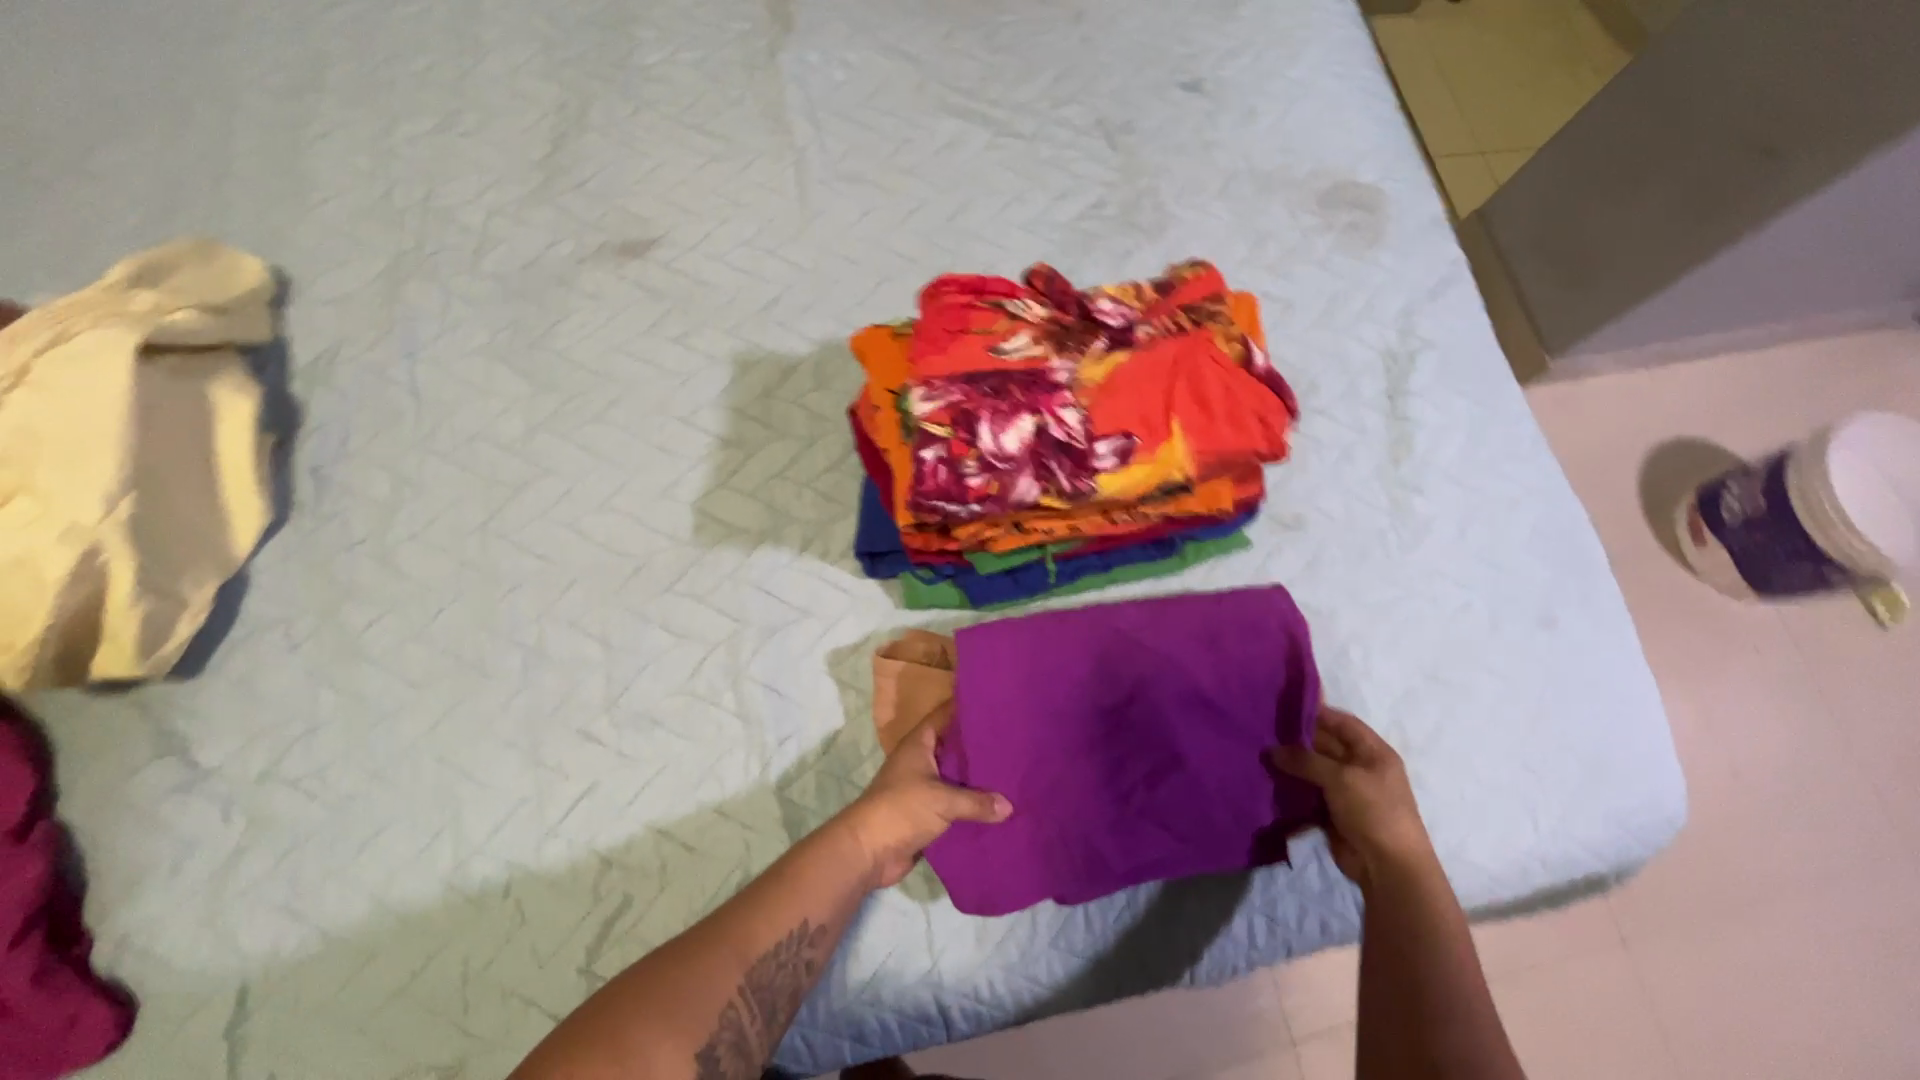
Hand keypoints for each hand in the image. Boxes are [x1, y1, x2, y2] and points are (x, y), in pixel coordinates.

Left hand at [837, 705, 1012, 888]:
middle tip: (1015, 738)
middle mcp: (921, 761)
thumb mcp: (942, 800)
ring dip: (978, 778)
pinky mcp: (927, 813)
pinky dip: (972, 805)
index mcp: (919, 744)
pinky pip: (955, 803)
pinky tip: (998, 805)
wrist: (868, 851)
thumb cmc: (901, 810)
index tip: (996, 702)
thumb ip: (977, 801)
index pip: (945, 715)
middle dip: (980, 745)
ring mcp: (923, 787)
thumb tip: (1009, 806)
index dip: (967, 707)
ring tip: (1013, 770)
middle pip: (955, 747)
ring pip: (957, 777)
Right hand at [1270, 705, 1432, 890]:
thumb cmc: (1373, 811)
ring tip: (1260, 752)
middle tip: (1263, 730)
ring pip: (1314, 770)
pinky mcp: (1333, 811)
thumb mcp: (1341, 778)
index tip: (1284, 707)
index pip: (1343, 723)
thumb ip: (1306, 760)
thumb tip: (1272, 750)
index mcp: (1373, 753)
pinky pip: (1308, 793)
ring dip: (1291, 764)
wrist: (1388, 866)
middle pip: (1326, 745)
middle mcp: (1360, 767)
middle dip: (1298, 739)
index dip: (1317, 713)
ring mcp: (1346, 791)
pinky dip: (1292, 787)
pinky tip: (1269, 780)